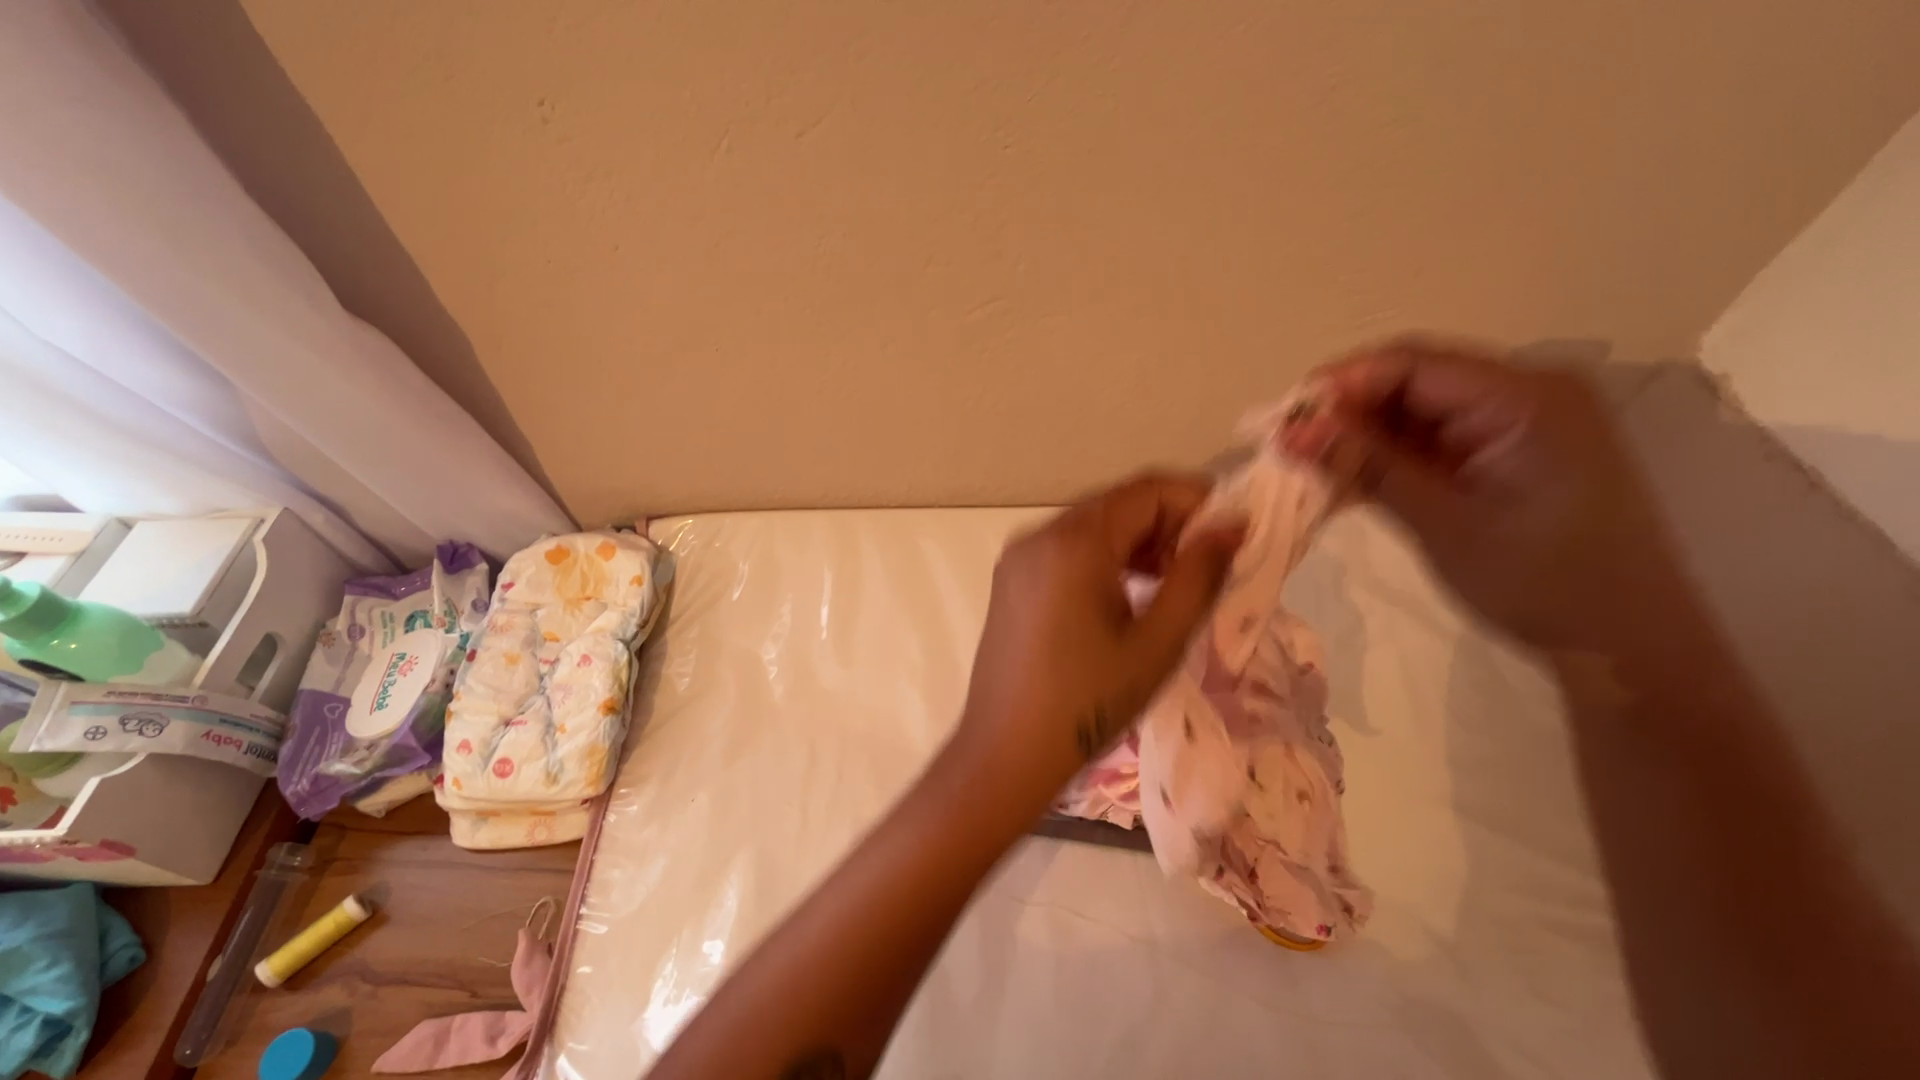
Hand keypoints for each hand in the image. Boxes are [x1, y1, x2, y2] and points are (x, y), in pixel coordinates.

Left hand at [953, 473, 1244, 805]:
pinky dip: (1106, 559)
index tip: (1235, 536)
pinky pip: (1068, 550)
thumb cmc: (1088, 703)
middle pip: (1118, 503)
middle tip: (1208, 568)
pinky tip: (1131, 596)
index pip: (1147, 490)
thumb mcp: (1157, 643)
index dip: (1198, 502)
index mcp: (1074, 542)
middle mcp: (1039, 535)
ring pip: (1093, 526)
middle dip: (1170, 524)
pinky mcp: (1012, 581)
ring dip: (1139, 543)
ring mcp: (1019, 557)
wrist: (1006, 753)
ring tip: (1174, 587)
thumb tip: (1231, 525)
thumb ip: (1199, 576)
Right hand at [1282, 338, 1687, 652]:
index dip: (1339, 385)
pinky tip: (1351, 482)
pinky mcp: (1514, 454)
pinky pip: (1439, 440)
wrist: (1627, 643)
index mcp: (1525, 396)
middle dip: (1346, 412)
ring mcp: (1523, 424)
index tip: (1281, 420)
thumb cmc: (1540, 581)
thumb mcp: (1442, 522)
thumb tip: (1291, 431)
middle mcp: (1527, 392)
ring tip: (1309, 470)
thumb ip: (1367, 466)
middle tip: (1286, 448)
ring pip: (1421, 412)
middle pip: (1415, 381)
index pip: (1412, 362)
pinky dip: (1394, 459)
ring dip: (1365, 439)